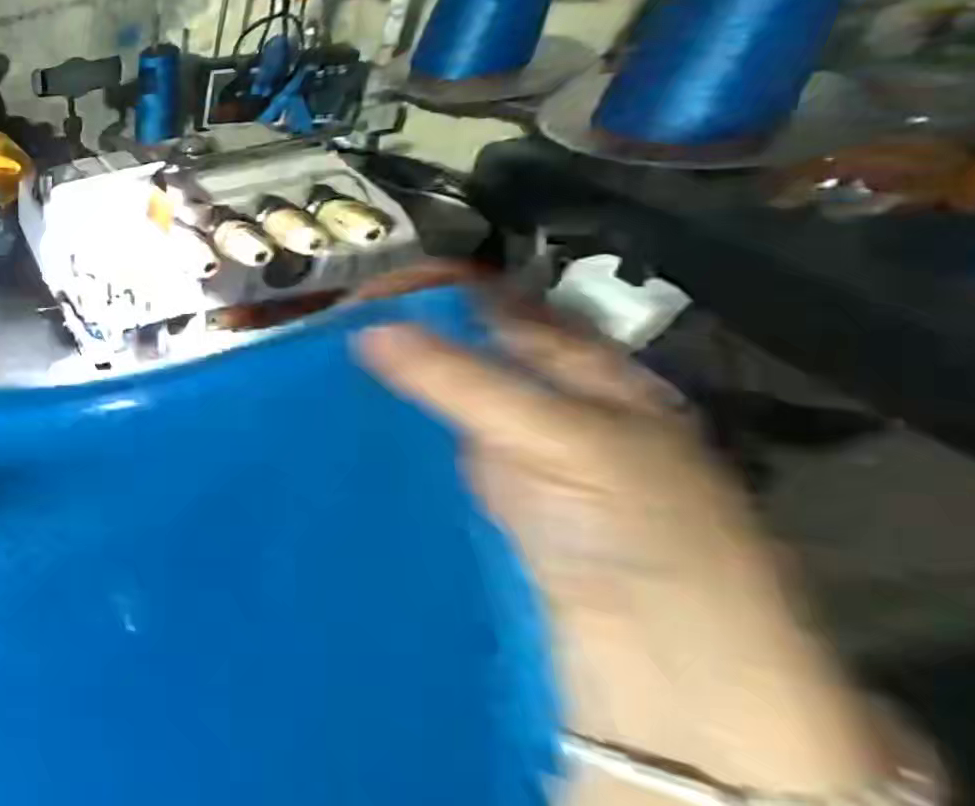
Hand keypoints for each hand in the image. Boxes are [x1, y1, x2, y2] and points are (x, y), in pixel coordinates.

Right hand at [353, 289, 887, 801]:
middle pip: (447, 346)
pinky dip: (375, 434)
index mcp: (575, 367)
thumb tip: (367, 328)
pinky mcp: (466, 501)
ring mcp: (497, 453)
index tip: (357, 299)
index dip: (424, 291)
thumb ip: (466, 380)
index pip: (486, 303)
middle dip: (386, 332)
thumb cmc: (641, 535)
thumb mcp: (566, 439)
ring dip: (373, 382)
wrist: (667, 683)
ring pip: (424, 397)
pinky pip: (413, 450)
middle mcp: (533, 400)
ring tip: (308, 377)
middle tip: (317, 337)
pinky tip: (331, 429)